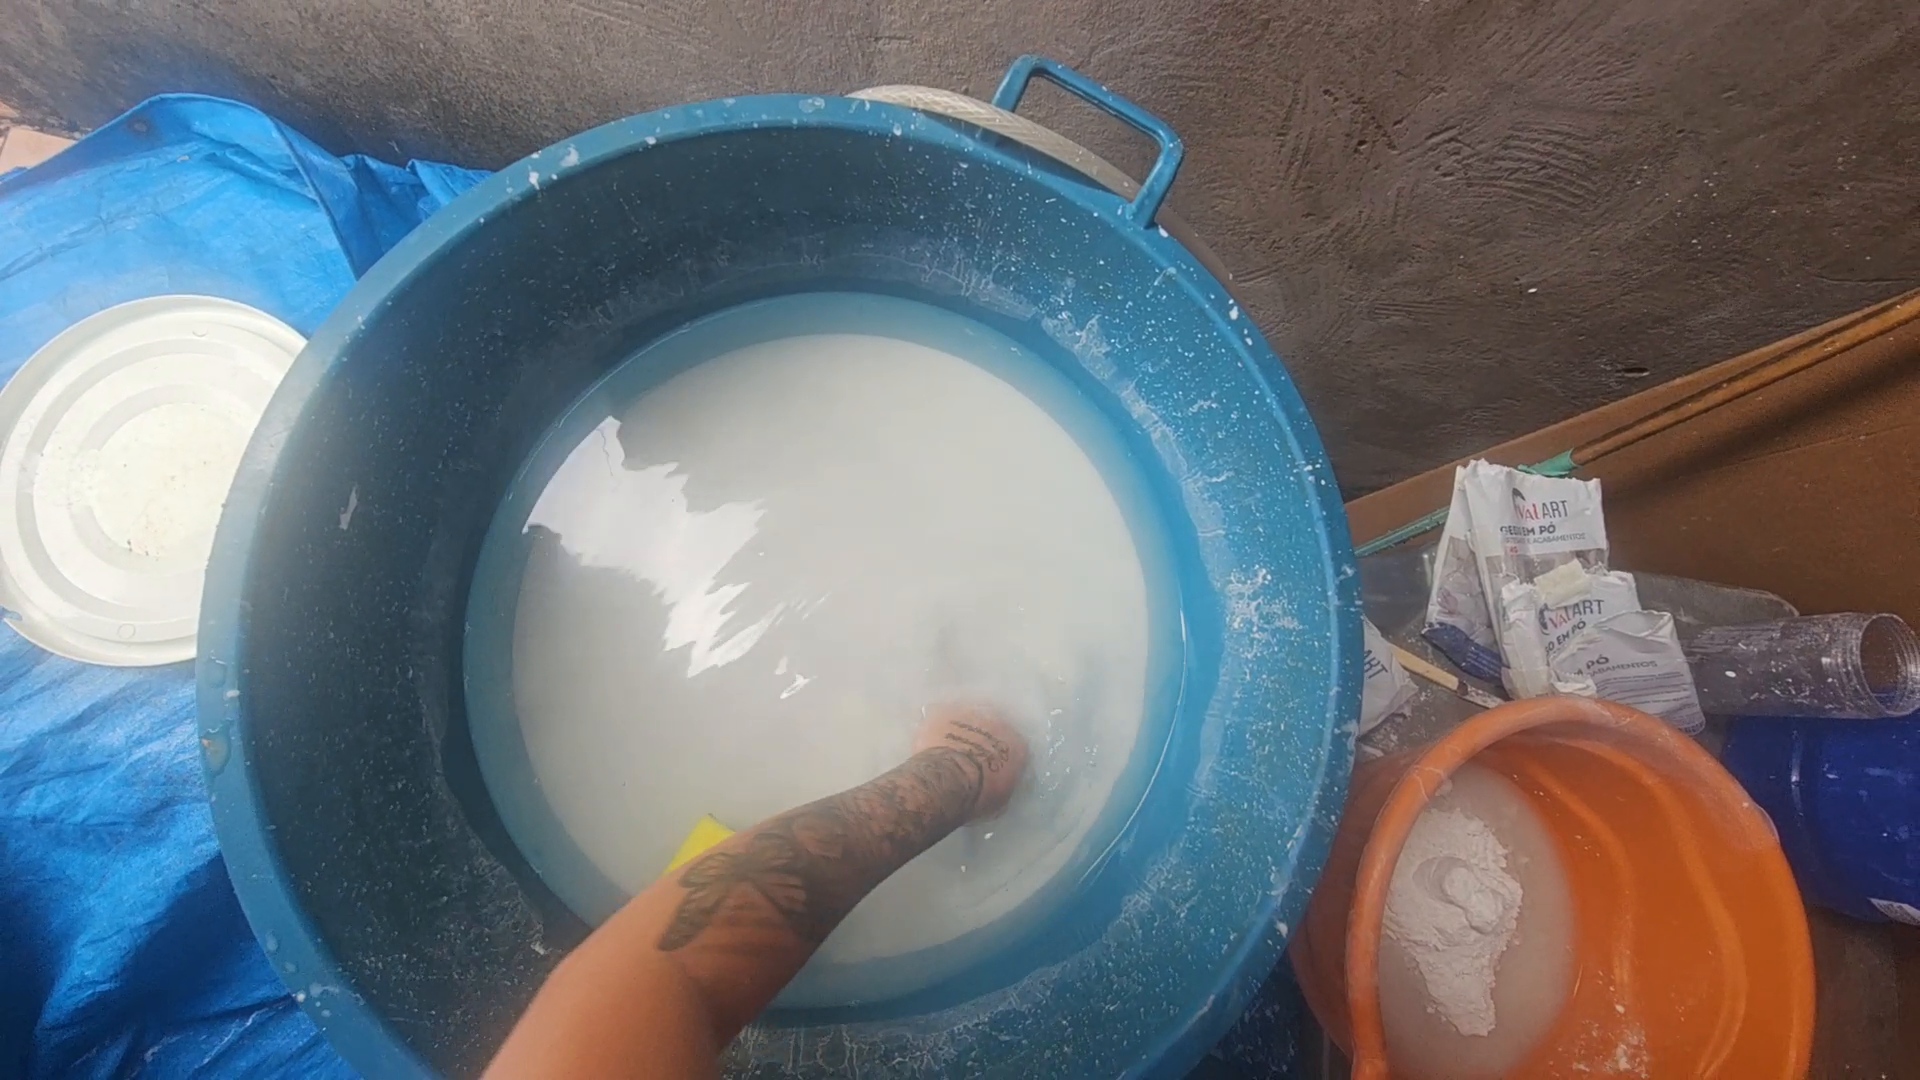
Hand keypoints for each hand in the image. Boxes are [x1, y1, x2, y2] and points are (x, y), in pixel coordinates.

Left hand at [914, 703, 1029, 819]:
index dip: (1001, 754)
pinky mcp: (945, 710)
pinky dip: (938, 722)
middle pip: (992, 724)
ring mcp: (971, 712)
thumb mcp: (1001, 799)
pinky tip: (931, 734)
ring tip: (949, 741)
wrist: (949, 780)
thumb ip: (1005, 782)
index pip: (1014, 746)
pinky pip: (943, 712)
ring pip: (968, 714)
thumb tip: (1001, 781)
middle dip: (983, 735)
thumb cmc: (978, 795)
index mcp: (1016, 745)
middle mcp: (998, 722)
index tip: (992, 763)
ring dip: (961, 725)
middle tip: (969, 750)